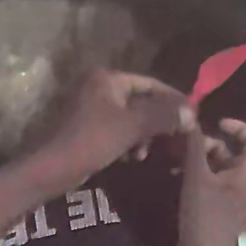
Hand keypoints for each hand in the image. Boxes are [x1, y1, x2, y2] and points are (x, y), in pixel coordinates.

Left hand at [39, 70, 190, 184]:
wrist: (53, 167)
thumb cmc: (93, 139)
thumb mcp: (132, 126)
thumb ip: (163, 116)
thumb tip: (192, 113)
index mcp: (108, 78)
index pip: (151, 83)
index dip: (173, 99)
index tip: (192, 116)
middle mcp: (100, 87)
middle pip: (142, 100)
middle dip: (158, 121)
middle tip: (176, 138)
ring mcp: (93, 107)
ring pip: (131, 117)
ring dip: (144, 134)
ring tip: (146, 153)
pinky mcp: (89, 126)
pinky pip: (119, 129)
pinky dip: (129, 141)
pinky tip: (133, 157)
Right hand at [179, 118, 245, 245]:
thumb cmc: (205, 220)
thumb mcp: (197, 180)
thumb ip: (193, 147)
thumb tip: (189, 115)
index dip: (236, 126)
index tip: (212, 122)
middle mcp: (245, 183)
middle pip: (229, 152)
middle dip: (205, 144)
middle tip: (181, 143)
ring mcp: (231, 197)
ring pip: (215, 167)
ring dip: (195, 158)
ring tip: (171, 157)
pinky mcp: (217, 208)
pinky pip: (208, 182)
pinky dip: (193, 174)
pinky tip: (171, 175)